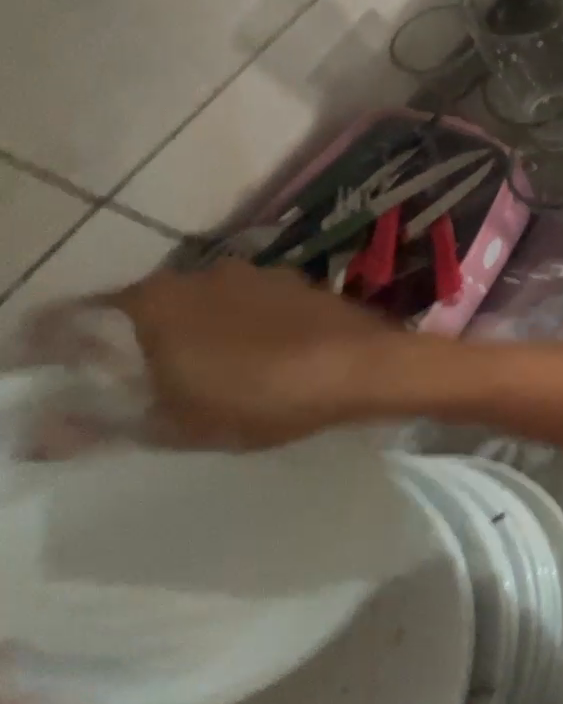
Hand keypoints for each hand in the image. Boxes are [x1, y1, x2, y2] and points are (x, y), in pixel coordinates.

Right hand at [87, 261, 400, 449]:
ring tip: (220, 370)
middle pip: (153, 307)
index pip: (83, 318)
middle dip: (149, 339)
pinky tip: (270, 354)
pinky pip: (262, 305)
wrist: (370, 368)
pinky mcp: (307, 283)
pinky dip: (256, 326)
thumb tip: (51, 430)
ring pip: (213, 303)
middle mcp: (203, 273)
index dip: (77, 349)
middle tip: (160, 380)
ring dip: (209, 330)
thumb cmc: (264, 397)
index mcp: (152, 301)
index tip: (90, 378)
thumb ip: (108, 422)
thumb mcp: (175, 426)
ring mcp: (262, 274)